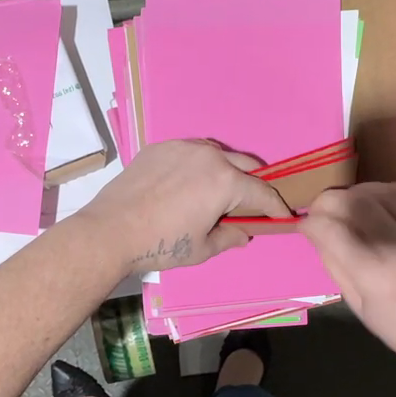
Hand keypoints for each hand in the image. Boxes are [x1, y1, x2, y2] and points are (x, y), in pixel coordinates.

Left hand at [77, 140, 290, 272]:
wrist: (111, 231)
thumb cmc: (161, 244)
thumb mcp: (202, 249)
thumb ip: (229, 237)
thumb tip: (244, 232)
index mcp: (225, 182)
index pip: (262, 191)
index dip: (276, 205)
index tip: (284, 214)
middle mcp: (208, 156)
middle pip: (245, 164)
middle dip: (255, 183)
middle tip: (255, 202)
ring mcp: (181, 147)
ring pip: (217, 153)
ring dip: (227, 169)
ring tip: (222, 190)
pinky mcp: (159, 148)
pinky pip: (189, 151)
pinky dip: (198, 164)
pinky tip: (190, 182)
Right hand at [301, 183, 395, 380]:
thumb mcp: (357, 304)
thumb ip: (335, 263)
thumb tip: (316, 232)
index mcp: (376, 273)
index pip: (332, 229)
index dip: (311, 222)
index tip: (304, 224)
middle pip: (356, 201)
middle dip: (329, 201)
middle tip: (320, 210)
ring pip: (384, 191)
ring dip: (358, 192)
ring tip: (348, 204)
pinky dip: (389, 191)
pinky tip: (379, 201)